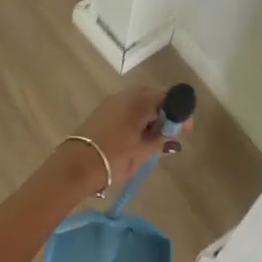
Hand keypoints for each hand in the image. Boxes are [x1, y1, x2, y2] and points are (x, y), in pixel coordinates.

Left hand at [67, 87, 188, 188]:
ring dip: (147, 117)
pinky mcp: (100, 113)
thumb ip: (161, 142)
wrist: (76, 166)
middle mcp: (124, 96)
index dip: (180, 113)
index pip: (167, 98)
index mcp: (139, 101)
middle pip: (151, 97)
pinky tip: (135, 138)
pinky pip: (124, 110)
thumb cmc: (115, 157)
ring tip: (152, 140)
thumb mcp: (143, 151)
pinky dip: (134, 120)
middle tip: (168, 134)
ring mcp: (110, 103)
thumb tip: (173, 141)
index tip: (185, 131)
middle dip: (163, 113)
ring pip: (136, 103)